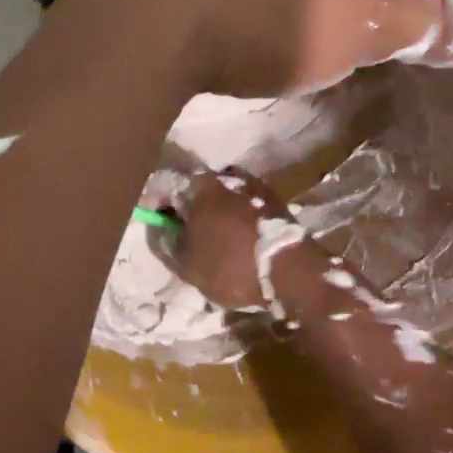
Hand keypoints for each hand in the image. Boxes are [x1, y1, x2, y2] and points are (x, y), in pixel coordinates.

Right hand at [162, 170, 285, 309]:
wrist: (292, 273)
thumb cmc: (231, 267)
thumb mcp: (188, 266)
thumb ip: (167, 245)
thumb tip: (160, 229)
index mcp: (202, 188)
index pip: (171, 184)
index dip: (162, 202)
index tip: (161, 219)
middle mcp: (229, 179)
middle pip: (202, 187)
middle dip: (193, 204)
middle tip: (190, 229)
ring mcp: (257, 188)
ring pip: (229, 195)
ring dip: (222, 210)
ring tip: (220, 236)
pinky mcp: (279, 204)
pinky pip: (250, 206)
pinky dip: (243, 217)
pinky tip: (243, 238)